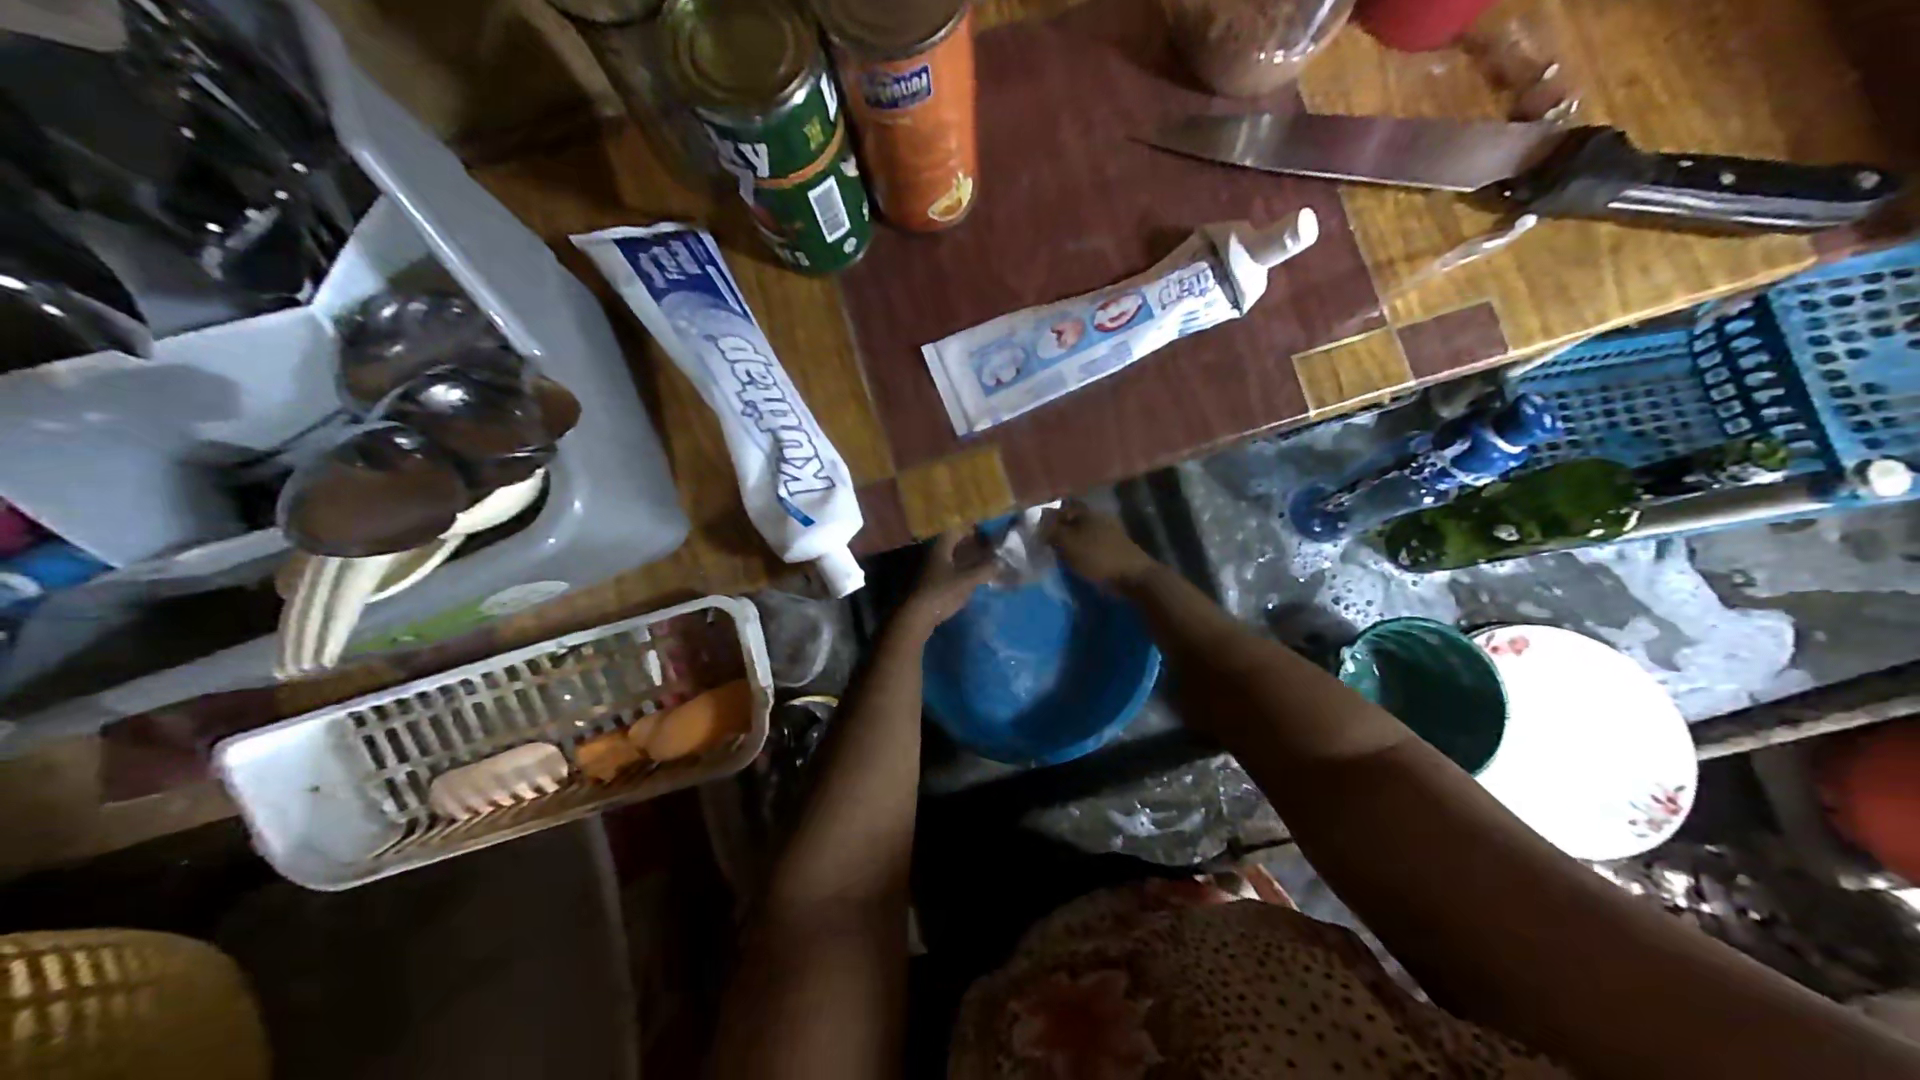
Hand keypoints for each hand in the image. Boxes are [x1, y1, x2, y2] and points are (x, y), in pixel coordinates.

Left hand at [895, 530, 999, 635]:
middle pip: (954, 545)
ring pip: (952, 559)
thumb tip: (1001, 562)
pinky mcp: (931, 584)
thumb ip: (985, 570)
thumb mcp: (967, 580)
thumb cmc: (942, 592)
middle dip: (971, 546)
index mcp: (940, 547)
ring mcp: (931, 570)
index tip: (988, 534)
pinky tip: (972, 580)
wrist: (917, 616)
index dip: (972, 530)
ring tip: (985, 564)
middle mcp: (934, 555)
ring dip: (967, 560)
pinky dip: (961, 573)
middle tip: (989, 550)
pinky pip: (949, 573)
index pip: (956, 530)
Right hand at [1041, 501, 1157, 587]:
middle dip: (1060, 529)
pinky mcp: (1114, 547)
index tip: (1037, 530)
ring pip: (1083, 532)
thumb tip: (1039, 523)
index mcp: (1086, 512)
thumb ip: (1051, 531)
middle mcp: (1098, 517)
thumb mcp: (1068, 543)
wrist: (1132, 576)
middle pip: (1073, 519)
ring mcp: (1109, 532)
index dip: (1048, 517)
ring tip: (1059, 553)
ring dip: (1071, 540)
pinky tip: (1076, 558)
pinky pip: (1092, 543)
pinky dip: (1082, 549)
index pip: (1062, 507)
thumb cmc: (1097, 557)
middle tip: (1046, 542)